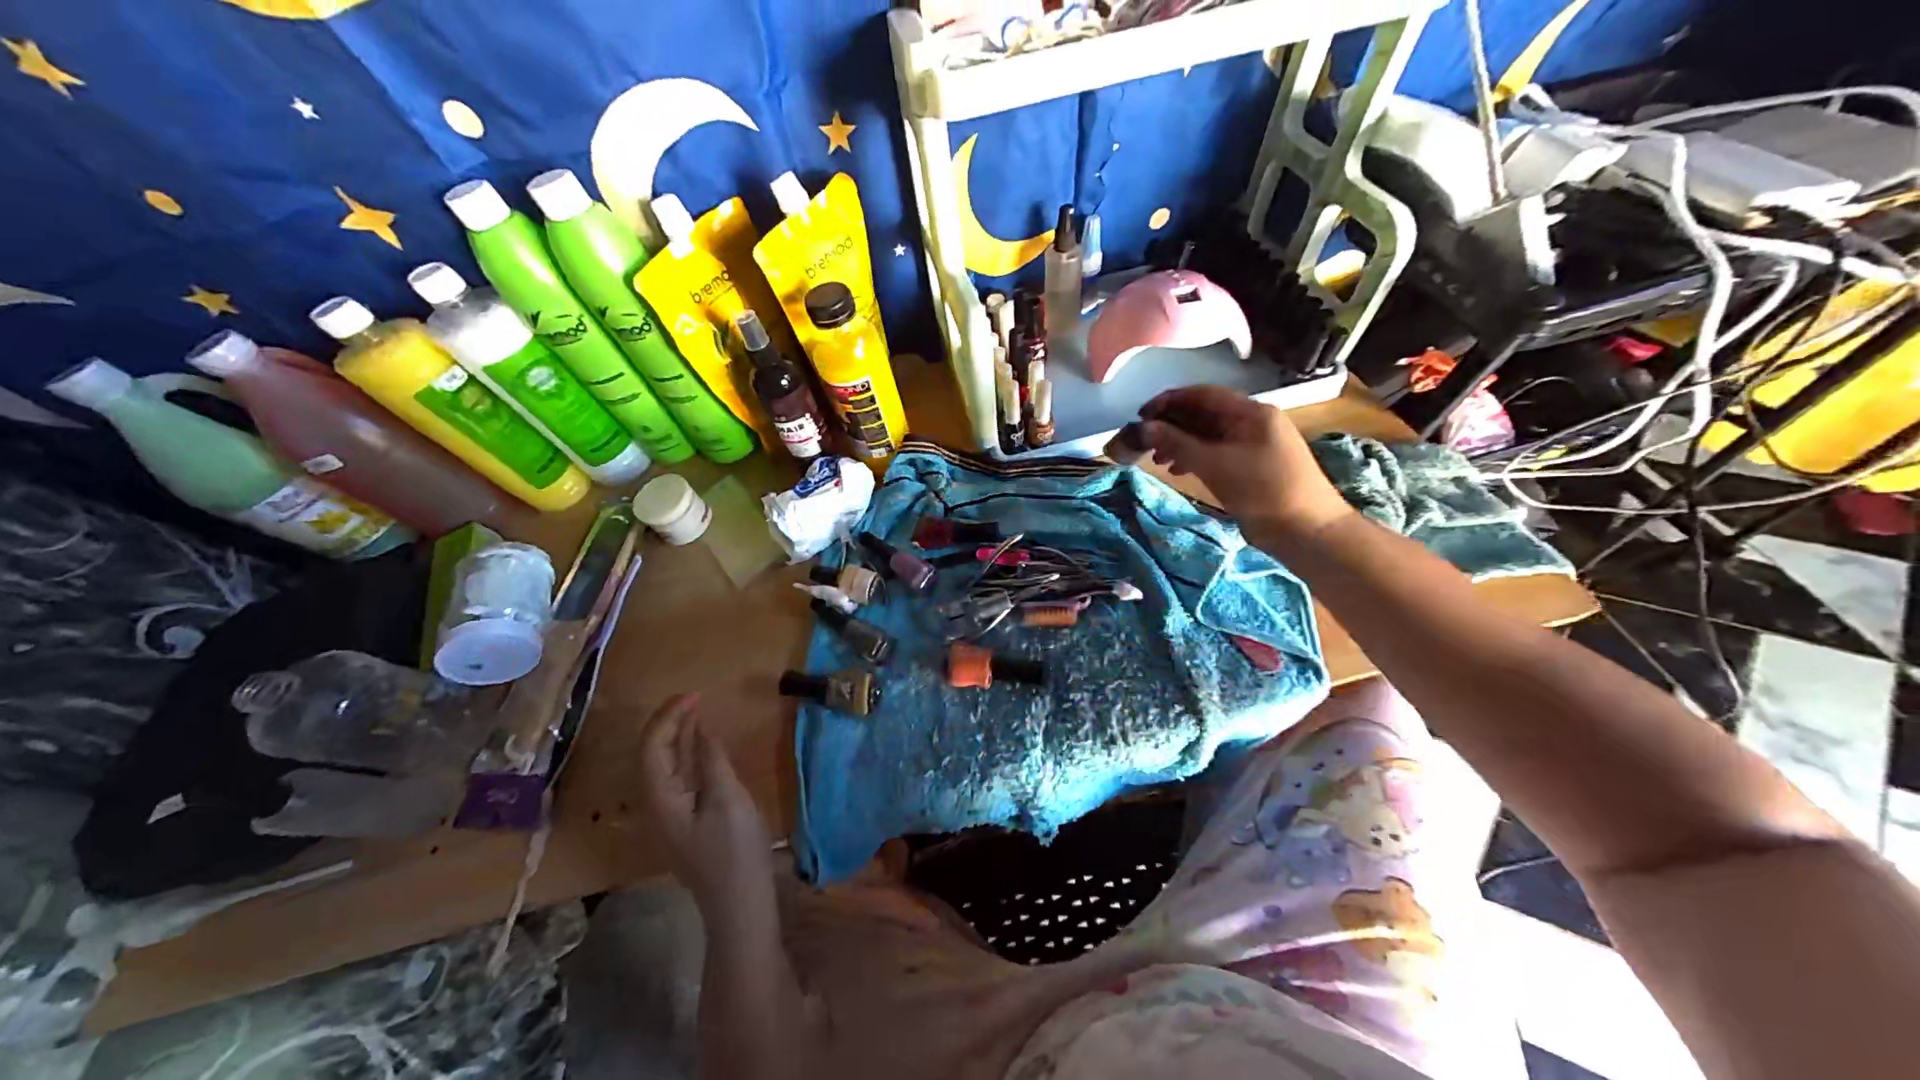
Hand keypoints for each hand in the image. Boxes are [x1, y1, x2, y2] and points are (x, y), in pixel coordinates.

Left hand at [639, 694, 775, 918]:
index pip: (652, 746)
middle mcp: (656, 806)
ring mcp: (670, 817)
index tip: (696, 695)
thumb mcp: (727, 799)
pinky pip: (678, 778)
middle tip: (695, 698)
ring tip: (697, 712)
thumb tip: (701, 730)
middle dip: (669, 722)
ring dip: (677, 737)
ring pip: (665, 767)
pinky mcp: (685, 823)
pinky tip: (702, 747)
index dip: (669, 716)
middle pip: (652, 755)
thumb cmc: (734, 851)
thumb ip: (712, 761)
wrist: (740, 905)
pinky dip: (687, 755)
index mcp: (660, 799)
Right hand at [1137, 385, 1351, 544]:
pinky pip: (1218, 451)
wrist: (1307, 529)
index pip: (1202, 394)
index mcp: (1251, 412)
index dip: (1169, 401)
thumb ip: (1177, 443)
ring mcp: (1255, 443)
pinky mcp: (1253, 465)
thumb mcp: (1215, 464)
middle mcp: (1253, 421)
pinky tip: (1179, 470)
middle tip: (1144, 441)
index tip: (1140, 416)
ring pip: (1209, 434)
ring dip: (1181, 442)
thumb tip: (1143, 427)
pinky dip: (1196, 457)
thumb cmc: (1262, 490)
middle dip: (1172, 424)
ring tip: (1157, 459)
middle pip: (1205, 413)